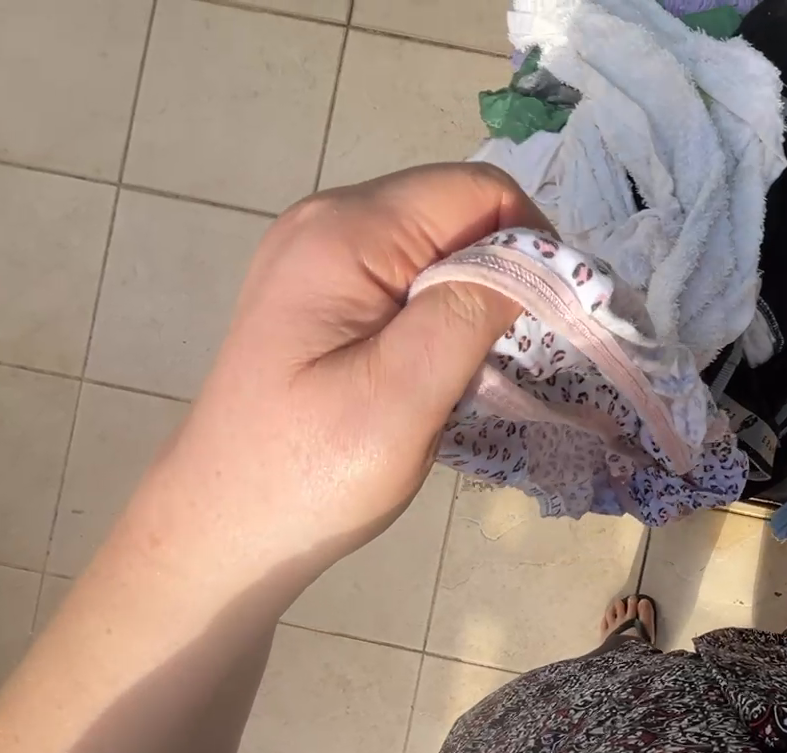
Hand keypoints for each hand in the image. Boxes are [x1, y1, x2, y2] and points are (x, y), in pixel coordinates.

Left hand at [133, 163, 550, 584]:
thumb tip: (537, 261)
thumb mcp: (403, 392)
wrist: (228, 526)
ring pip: (441, 247)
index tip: (558, 315)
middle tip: (529, 349)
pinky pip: (414, 278)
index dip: (534, 242)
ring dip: (484, 295)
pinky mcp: (328, 298)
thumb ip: (469, 312)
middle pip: (459, 211)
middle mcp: (330, 225)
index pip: (476, 191)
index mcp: (346, 234)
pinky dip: (452, 311)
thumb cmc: (313, 469)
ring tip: (490, 362)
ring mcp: (323, 260)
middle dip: (512, 269)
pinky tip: (450, 362)